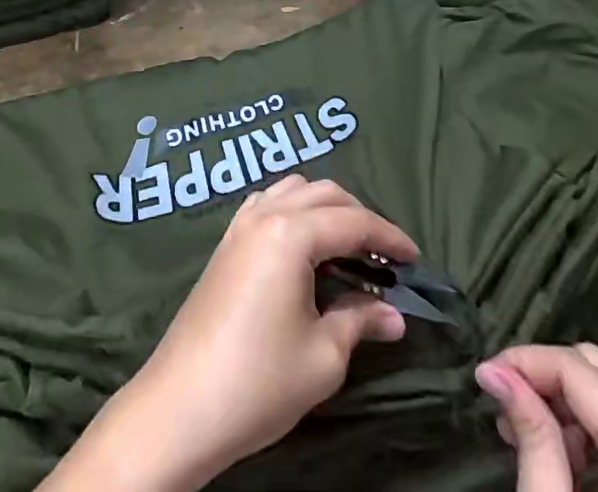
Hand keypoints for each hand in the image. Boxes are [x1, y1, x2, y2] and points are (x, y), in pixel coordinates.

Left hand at [40, 175, 417, 491]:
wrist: (181, 406)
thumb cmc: (259, 380)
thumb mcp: (323, 355)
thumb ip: (359, 321)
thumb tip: (393, 314)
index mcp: (290, 233)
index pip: (353, 221)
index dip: (390, 238)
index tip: (415, 260)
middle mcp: (263, 216)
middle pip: (323, 194)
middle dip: (359, 217)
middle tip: (384, 257)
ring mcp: (237, 227)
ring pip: (291, 191)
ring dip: (324, 209)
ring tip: (346, 248)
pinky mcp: (223, 245)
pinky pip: (265, 206)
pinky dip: (293, 213)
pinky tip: (302, 249)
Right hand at [475, 344, 597, 491]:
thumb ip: (533, 440)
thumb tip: (493, 372)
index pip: (581, 372)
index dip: (526, 361)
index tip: (484, 378)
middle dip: (547, 373)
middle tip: (507, 405)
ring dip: (570, 392)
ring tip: (533, 431)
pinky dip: (596, 416)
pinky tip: (569, 451)